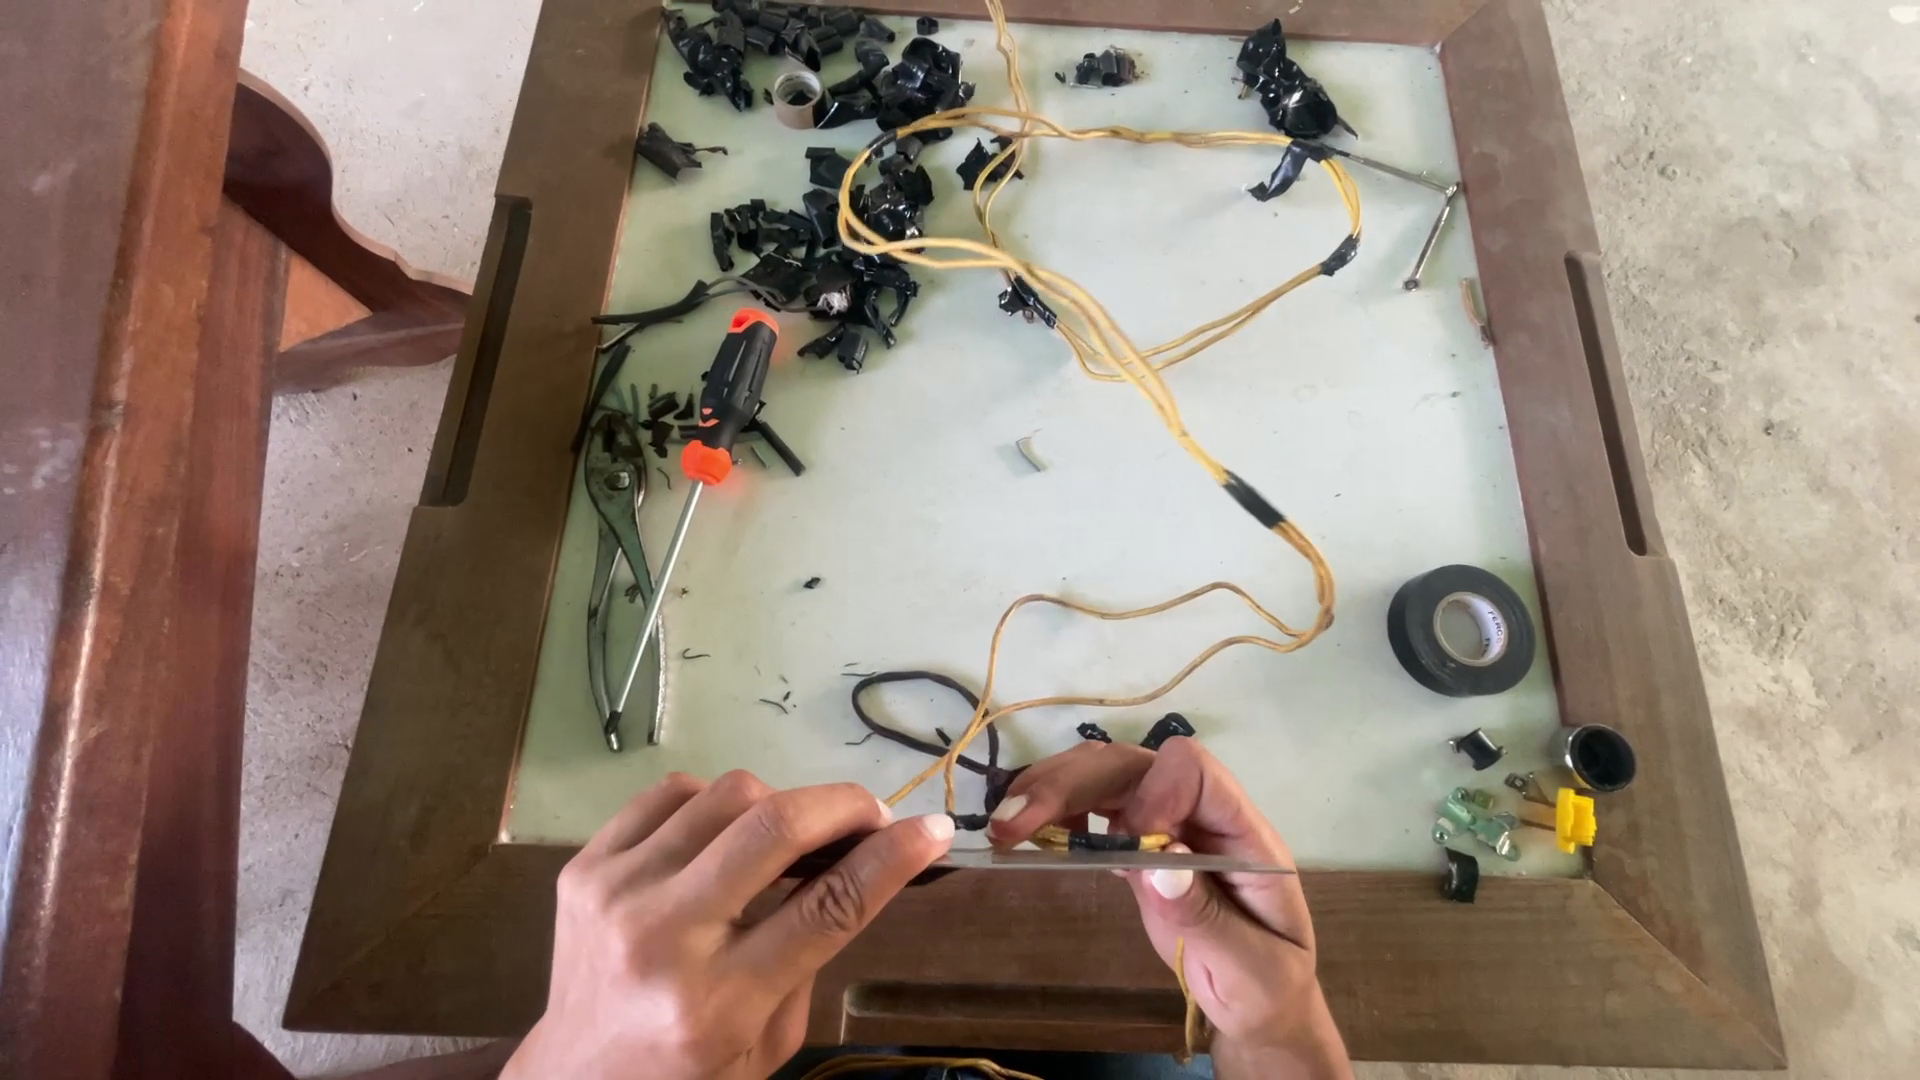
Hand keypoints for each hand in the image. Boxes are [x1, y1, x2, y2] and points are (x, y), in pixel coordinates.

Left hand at [504, 771, 955, 1079]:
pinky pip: (674, 791)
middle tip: (871, 814)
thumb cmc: (687, 1076)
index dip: (891, 858)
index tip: (932, 828)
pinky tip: (723, 835)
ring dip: (780, 804)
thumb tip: (861, 855)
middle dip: (843, 806)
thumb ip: (814, 946)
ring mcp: (615, 893)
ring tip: (787, 837)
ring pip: (729, 793)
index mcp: (717, 1004)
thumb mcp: (771, 1040)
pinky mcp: (585, 866)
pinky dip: (717, 802)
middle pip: (775, 828)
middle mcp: (661, 940)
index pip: (827, 908)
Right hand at [987, 738, 1350, 1079]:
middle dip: (1070, 784)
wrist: (1253, 998)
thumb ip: (1207, 915)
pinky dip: (1055, 808)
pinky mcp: (1135, 834)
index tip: (1126, 843)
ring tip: (1004, 822)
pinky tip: (1033, 832)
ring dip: (1050, 788)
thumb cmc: (1264, 985)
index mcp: (1240, 830)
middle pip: (1131, 764)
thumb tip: (1158, 860)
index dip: (1154, 791)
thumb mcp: (1250, 968)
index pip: (1195, 769)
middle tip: (1012, 820)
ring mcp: (1163, 817)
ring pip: (1102, 773)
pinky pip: (1091, 802)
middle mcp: (1197, 809)